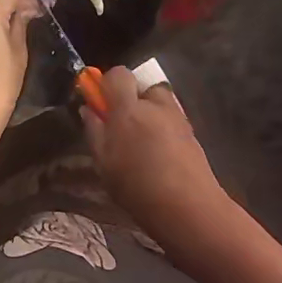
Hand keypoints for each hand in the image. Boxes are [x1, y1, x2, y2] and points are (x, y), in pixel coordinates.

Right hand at [82, 67, 227, 231]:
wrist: (189, 208)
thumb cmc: (137, 187)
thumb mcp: (104, 163)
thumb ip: (94, 131)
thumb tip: (88, 109)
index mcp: (129, 109)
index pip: (118, 74)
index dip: (108, 83)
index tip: (101, 103)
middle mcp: (156, 106)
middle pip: (143, 87)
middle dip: (133, 100)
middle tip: (123, 128)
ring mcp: (178, 118)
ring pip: (160, 104)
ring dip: (150, 114)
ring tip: (143, 144)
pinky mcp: (193, 133)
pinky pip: (172, 121)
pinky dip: (164, 130)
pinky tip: (160, 157)